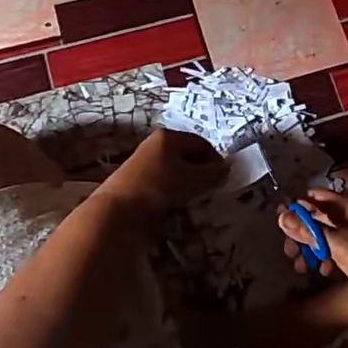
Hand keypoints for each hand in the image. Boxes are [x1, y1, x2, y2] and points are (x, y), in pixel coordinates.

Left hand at [97, 128, 225, 214]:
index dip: (215, 158)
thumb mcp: (191, 179)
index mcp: (168, 136)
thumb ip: (212, 173)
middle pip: (186, 155)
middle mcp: (154, 145)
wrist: (118, 210)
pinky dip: (173, 191)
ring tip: (196, 199)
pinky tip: (176, 204)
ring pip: (174, 170)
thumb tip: (229, 167)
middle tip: (212, 189)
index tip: (224, 177)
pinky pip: (163, 182)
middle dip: (201, 171)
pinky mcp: (137, 181)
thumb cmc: (158, 186)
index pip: (200, 142)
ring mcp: (144, 163)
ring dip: (188, 183)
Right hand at [278, 189, 347, 312]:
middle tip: (288, 248)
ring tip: (299, 265)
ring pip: (321, 237)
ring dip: (308, 249)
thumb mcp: (337, 242)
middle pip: (316, 219)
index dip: (299, 206)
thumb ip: (309, 229)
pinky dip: (321, 260)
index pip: (317, 198)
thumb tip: (281, 216)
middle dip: (300, 233)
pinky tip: (318, 271)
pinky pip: (329, 253)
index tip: (282, 218)